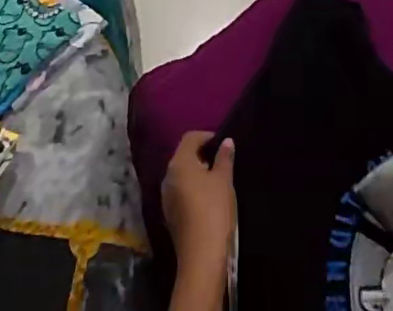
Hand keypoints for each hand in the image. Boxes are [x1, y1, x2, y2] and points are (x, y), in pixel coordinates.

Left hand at [163, 131, 235, 266]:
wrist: (201, 255)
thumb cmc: (214, 209)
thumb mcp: (224, 179)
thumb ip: (224, 157)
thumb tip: (226, 141)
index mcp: (178, 164)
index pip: (190, 138)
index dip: (206, 136)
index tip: (223, 143)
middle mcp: (167, 177)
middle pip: (184, 155)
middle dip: (202, 154)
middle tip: (222, 159)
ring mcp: (166, 197)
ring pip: (182, 175)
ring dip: (197, 172)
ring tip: (218, 178)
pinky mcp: (170, 214)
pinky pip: (181, 191)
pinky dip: (193, 187)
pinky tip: (208, 197)